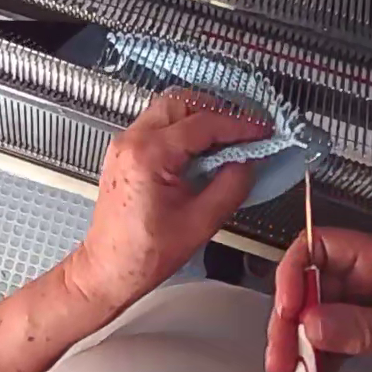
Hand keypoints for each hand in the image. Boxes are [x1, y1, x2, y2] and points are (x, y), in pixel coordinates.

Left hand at [63, 91, 268, 311]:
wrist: (109, 269)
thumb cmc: (144, 253)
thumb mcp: (201, 222)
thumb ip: (231, 185)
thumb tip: (248, 161)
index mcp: (149, 155)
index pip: (203, 123)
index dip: (239, 125)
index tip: (262, 132)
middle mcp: (131, 142)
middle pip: (182, 102)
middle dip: (218, 112)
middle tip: (245, 132)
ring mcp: (125, 145)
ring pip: (169, 109)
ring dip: (200, 118)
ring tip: (227, 141)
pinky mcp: (126, 153)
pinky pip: (158, 125)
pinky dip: (184, 129)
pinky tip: (202, 152)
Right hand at [265, 227, 371, 371]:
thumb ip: (362, 328)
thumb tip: (311, 323)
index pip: (319, 247)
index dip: (294, 274)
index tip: (286, 311)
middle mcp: (367, 276)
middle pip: (307, 287)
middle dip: (288, 324)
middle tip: (281, 362)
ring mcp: (363, 304)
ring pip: (312, 317)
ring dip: (295, 350)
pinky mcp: (364, 330)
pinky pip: (327, 341)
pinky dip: (314, 364)